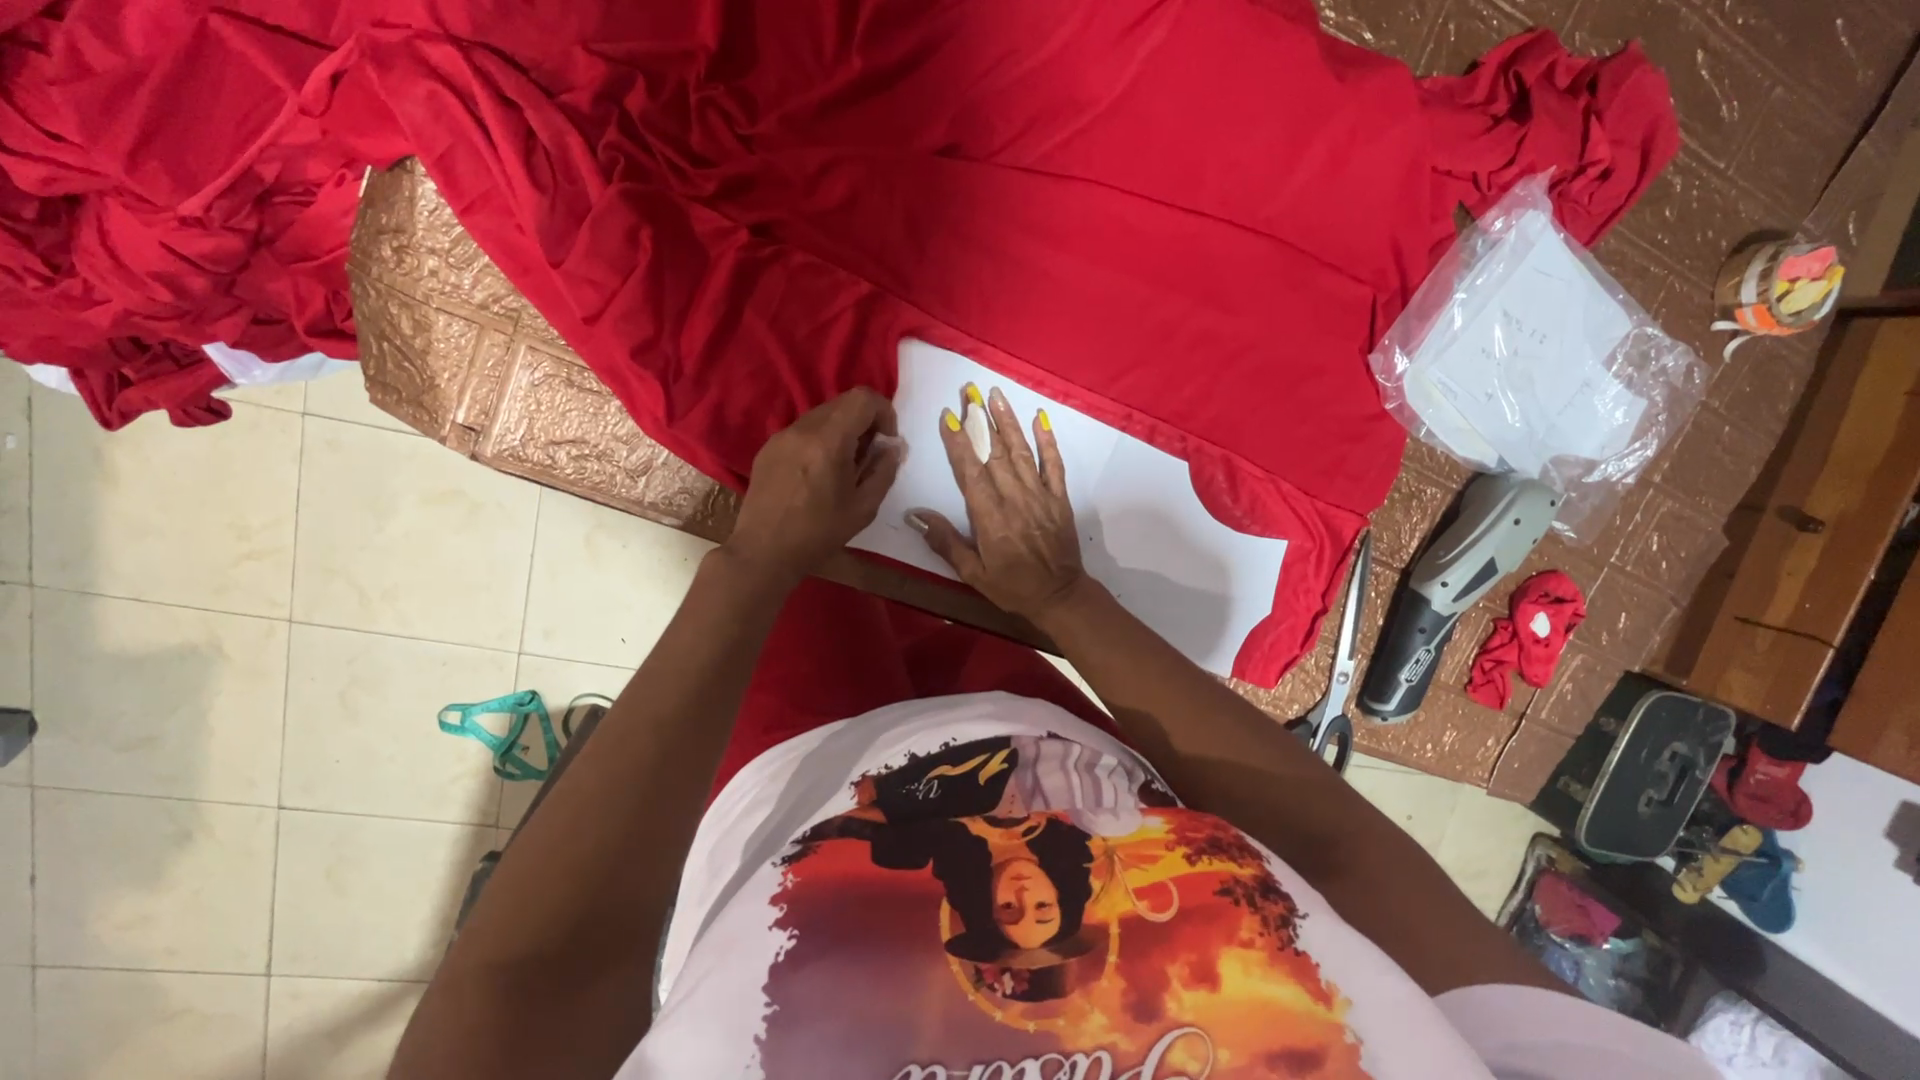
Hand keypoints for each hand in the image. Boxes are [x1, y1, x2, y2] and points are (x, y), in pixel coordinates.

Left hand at [724, 388, 901, 584]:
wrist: (764, 551)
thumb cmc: (818, 534)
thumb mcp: (863, 508)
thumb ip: (884, 471)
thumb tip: (892, 448)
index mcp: (829, 441)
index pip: (863, 398)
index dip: (884, 413)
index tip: (886, 442)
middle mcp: (803, 429)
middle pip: (843, 402)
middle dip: (864, 422)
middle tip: (867, 456)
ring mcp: (782, 436)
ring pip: (822, 415)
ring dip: (841, 430)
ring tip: (843, 466)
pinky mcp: (768, 447)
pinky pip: (803, 430)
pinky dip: (820, 440)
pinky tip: (817, 473)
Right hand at [910, 385, 1090, 622]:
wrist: (1059, 597)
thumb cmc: (1011, 587)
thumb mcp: (972, 573)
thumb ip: (945, 542)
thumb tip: (916, 515)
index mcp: (989, 517)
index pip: (970, 471)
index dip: (959, 442)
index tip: (949, 416)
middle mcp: (1014, 499)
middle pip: (994, 453)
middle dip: (980, 420)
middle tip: (968, 391)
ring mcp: (1039, 496)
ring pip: (1021, 451)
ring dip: (1008, 421)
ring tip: (996, 394)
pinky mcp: (1059, 498)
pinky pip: (1053, 464)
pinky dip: (1048, 440)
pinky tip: (1040, 417)